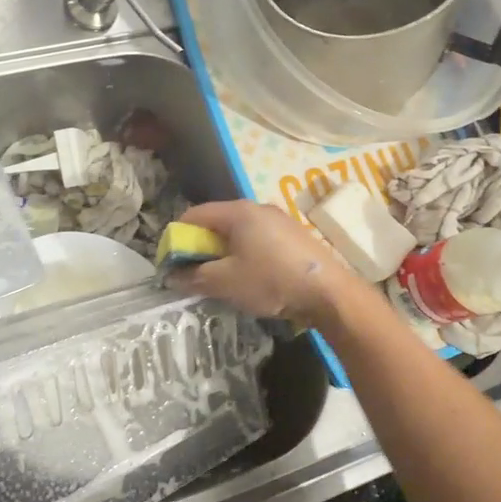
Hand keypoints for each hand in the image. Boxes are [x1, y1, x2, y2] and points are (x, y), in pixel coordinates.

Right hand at [164, 200, 371, 326]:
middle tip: (197, 273)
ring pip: (238, 233)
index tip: (173, 262)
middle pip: (216, 223)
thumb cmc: (271, 281)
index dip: (177, 238)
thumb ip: (193, 277)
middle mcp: (258, 208)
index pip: (193, 215)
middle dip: (201, 247)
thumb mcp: (224, 282)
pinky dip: (245, 255)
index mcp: (238, 212)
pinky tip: (251, 278)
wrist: (329, 293)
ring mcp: (279, 221)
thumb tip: (171, 276)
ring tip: (223, 279)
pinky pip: (258, 241)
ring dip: (224, 254)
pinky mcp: (294, 237)